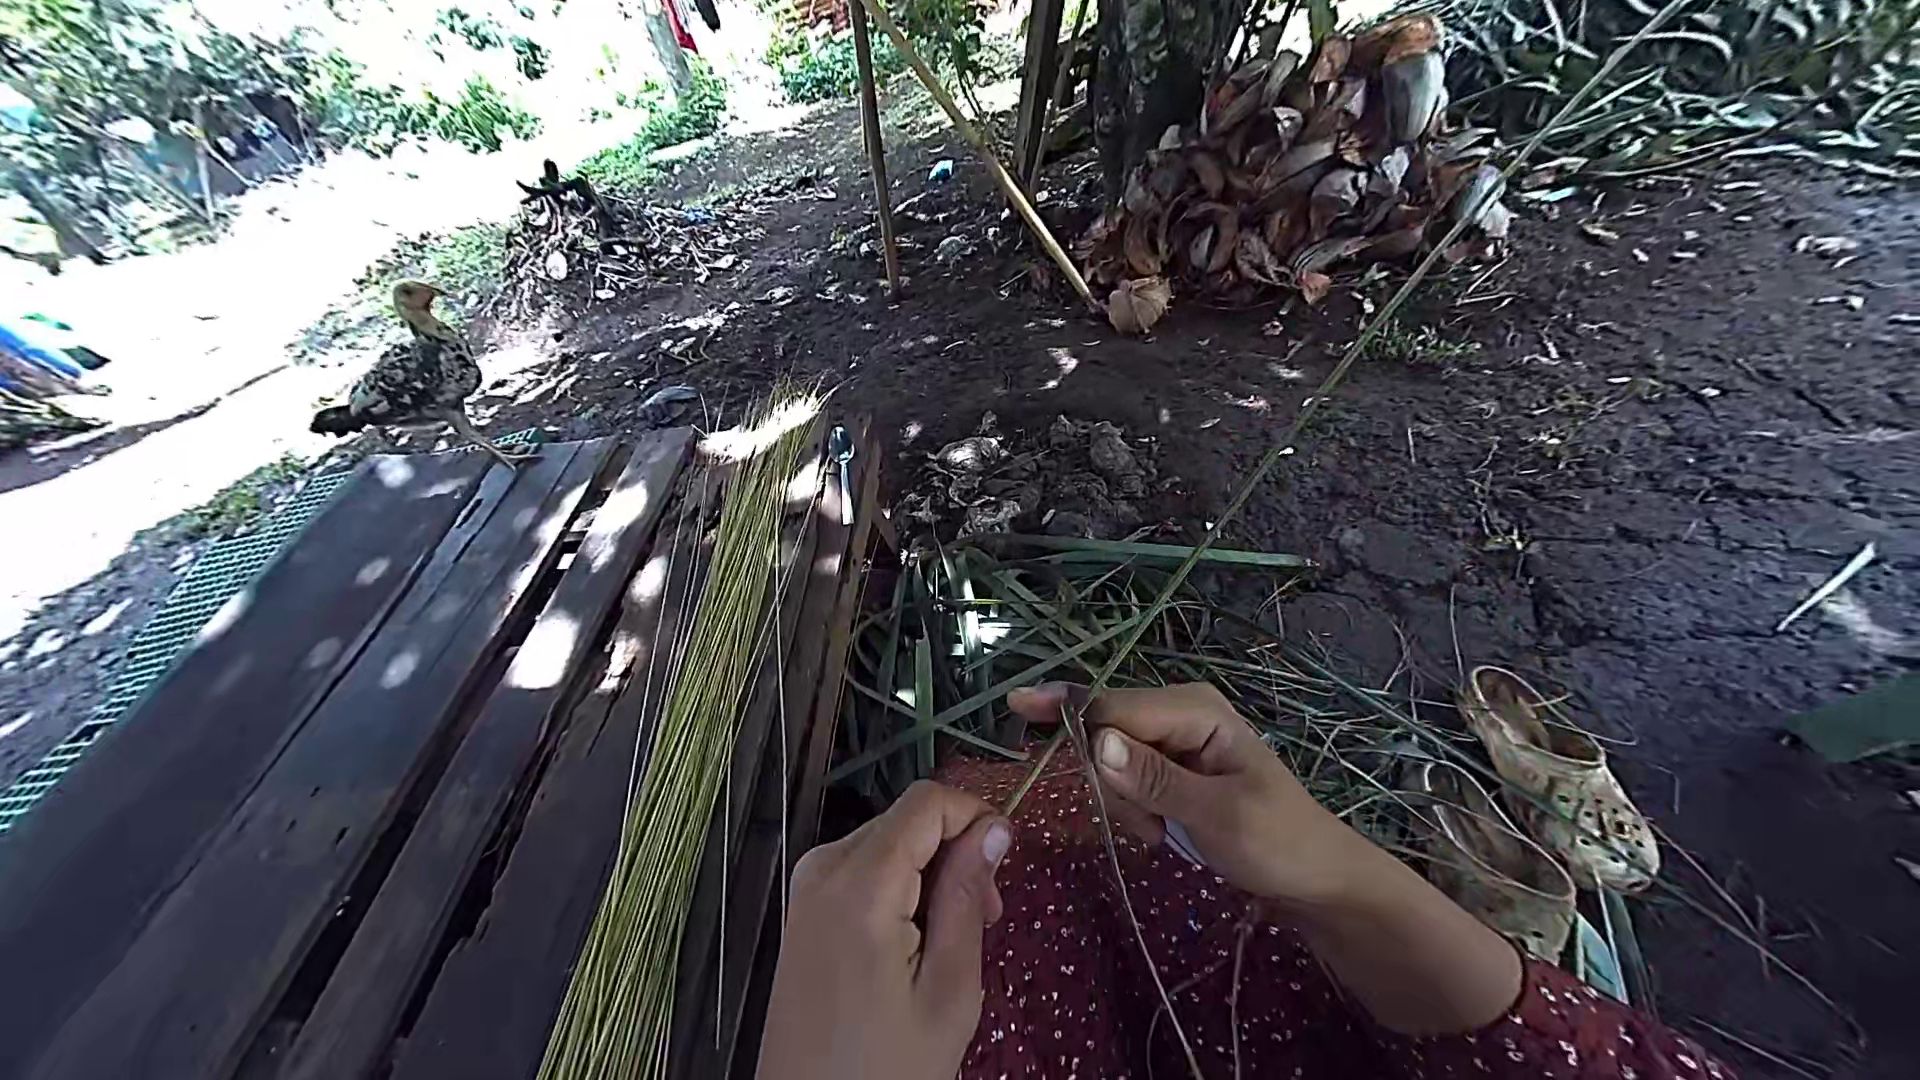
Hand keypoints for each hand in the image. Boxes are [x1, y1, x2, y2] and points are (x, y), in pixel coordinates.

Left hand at [756, 781, 1011, 1079]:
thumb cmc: (885, 1072)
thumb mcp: (947, 991)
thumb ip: (968, 896)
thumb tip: (995, 829)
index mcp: (859, 882)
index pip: (926, 801)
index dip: (973, 814)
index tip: (1003, 858)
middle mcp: (825, 865)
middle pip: (909, 820)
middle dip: (956, 851)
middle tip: (987, 916)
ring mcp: (809, 883)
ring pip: (892, 840)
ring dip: (933, 870)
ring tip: (953, 935)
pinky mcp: (806, 903)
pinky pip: (868, 864)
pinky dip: (903, 884)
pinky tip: (916, 937)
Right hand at [1010, 681, 1523, 1033]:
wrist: (1314, 879)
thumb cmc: (1279, 842)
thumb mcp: (1220, 815)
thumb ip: (1156, 778)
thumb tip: (1096, 742)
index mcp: (1193, 707)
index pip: (1113, 706)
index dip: (1071, 721)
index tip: (1019, 723)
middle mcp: (1175, 710)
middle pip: (1104, 727)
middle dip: (1110, 779)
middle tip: (1147, 825)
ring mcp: (1168, 736)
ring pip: (1107, 756)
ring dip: (1124, 799)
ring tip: (1164, 831)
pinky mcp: (1163, 763)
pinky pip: (1121, 776)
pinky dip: (1131, 807)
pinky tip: (1162, 828)